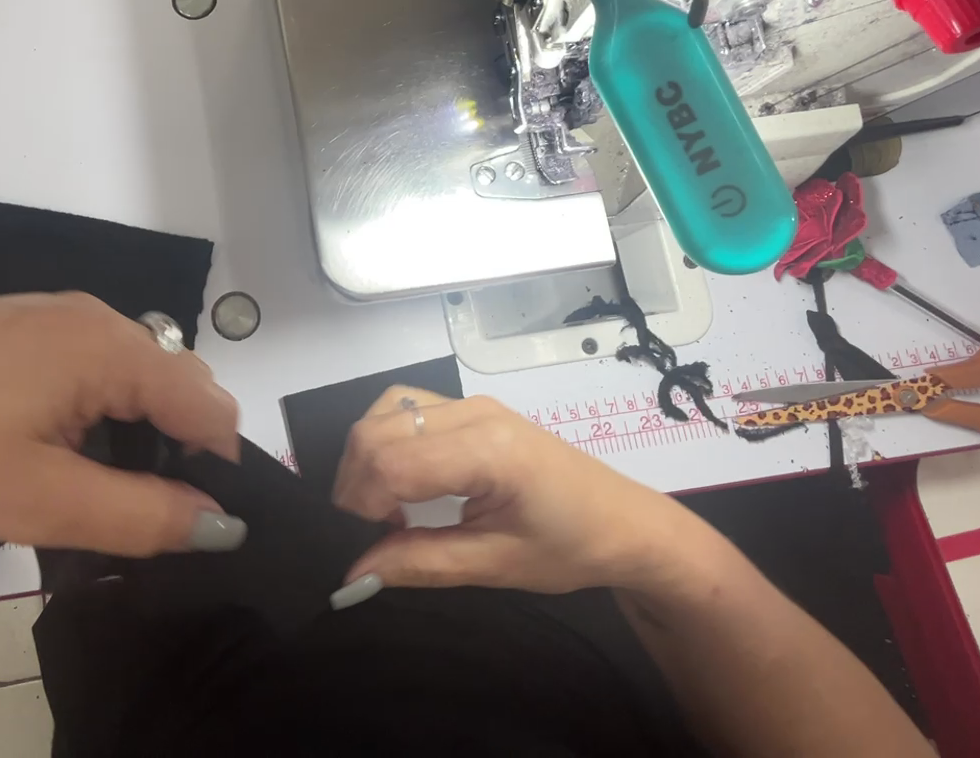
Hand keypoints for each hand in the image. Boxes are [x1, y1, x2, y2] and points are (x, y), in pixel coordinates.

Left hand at [0, 293, 246, 557]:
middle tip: (132, 514)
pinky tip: (48, 447)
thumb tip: (222, 522)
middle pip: (173, 384)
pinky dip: (94, 409)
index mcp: (110, 347)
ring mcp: (52, 312)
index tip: (194, 523)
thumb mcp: (42, 502)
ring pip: (130, 375)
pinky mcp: (17, 323)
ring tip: (88, 488)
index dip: (217, 466)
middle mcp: (93, 316)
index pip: (208, 403)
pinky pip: (87, 364)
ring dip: (132, 431)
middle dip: (175, 449)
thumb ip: (145, 514)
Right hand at [332, 389, 719, 595]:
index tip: (367, 542)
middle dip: (356, 481)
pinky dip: (385, 440)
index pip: (393, 461)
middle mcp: (472, 411)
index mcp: (487, 449)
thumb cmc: (570, 548)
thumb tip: (353, 575)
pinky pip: (404, 408)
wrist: (626, 522)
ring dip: (367, 457)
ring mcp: (469, 403)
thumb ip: (419, 563)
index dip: (363, 503)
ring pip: (384, 410)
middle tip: (372, 529)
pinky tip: (400, 477)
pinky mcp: (468, 407)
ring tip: (382, 505)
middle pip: (377, 429)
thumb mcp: (495, 565)